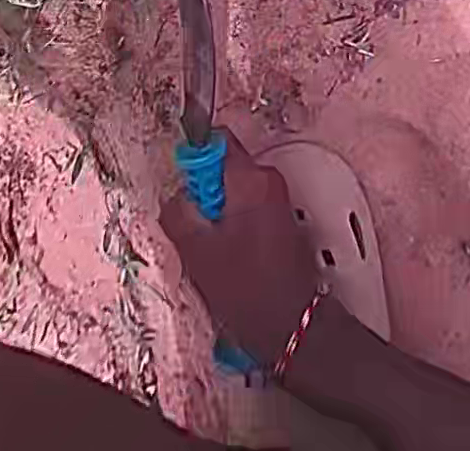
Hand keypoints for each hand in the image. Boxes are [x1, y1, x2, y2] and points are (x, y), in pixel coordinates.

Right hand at [160, 130, 321, 364]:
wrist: (293, 328)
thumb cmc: (247, 288)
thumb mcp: (197, 250)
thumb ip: (178, 211)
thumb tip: (176, 195)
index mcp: (250, 179)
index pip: (217, 139)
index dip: (194, 156)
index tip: (184, 184)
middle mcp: (269, 181)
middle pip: (224, 166)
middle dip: (204, 191)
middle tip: (195, 226)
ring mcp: (278, 200)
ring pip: (233, 190)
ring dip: (217, 210)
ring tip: (211, 248)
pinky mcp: (281, 221)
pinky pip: (247, 206)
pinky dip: (233, 223)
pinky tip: (228, 256)